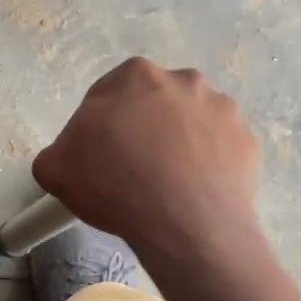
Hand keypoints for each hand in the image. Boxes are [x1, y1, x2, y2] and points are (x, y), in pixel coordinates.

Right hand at [33, 57, 258, 260]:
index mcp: (134, 76)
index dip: (97, 126)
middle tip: (128, 167)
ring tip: (163, 183)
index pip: (106, 96)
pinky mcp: (247, 140)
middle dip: (140, 128)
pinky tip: (188, 191)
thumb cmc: (112, 184)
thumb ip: (57, 150)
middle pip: (151, 104)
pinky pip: (216, 149)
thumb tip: (71, 155)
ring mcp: (222, 109)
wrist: (184, 224)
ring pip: (188, 123)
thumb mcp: (53, 168)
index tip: (96, 155)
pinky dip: (203, 164)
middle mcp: (183, 80)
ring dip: (175, 143)